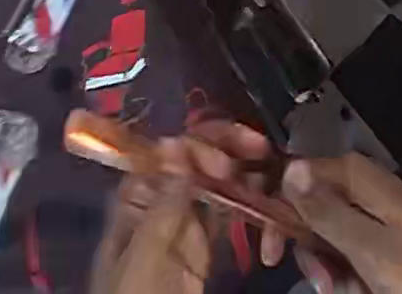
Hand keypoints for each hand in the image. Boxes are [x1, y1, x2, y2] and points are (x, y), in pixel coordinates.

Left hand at [92, 122, 281, 293]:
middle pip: (192, 160)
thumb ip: (162, 206)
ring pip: (212, 181)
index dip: (196, 143)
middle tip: (258, 149)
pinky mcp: (201, 248)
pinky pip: (223, 214)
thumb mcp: (143, 259)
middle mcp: (159, 201)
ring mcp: (181, 223)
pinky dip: (244, 201)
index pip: (166, 153)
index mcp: (135, 197)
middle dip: (224, 148)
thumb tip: (176, 143)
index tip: (225, 152)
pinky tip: (264, 194)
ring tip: (266, 165)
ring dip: (239, 169)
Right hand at [283, 155, 401, 293]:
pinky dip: (349, 279)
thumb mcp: (374, 251)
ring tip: (338, 291)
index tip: (265, 237)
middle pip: (318, 206)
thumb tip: (288, 168)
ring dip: (327, 268)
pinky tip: (353, 292)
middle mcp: (371, 197)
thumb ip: (329, 211)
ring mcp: (385, 229)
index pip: (308, 171)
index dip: (282, 196)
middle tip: (309, 275)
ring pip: (334, 240)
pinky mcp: (396, 261)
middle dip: (306, 242)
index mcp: (365, 182)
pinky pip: (357, 263)